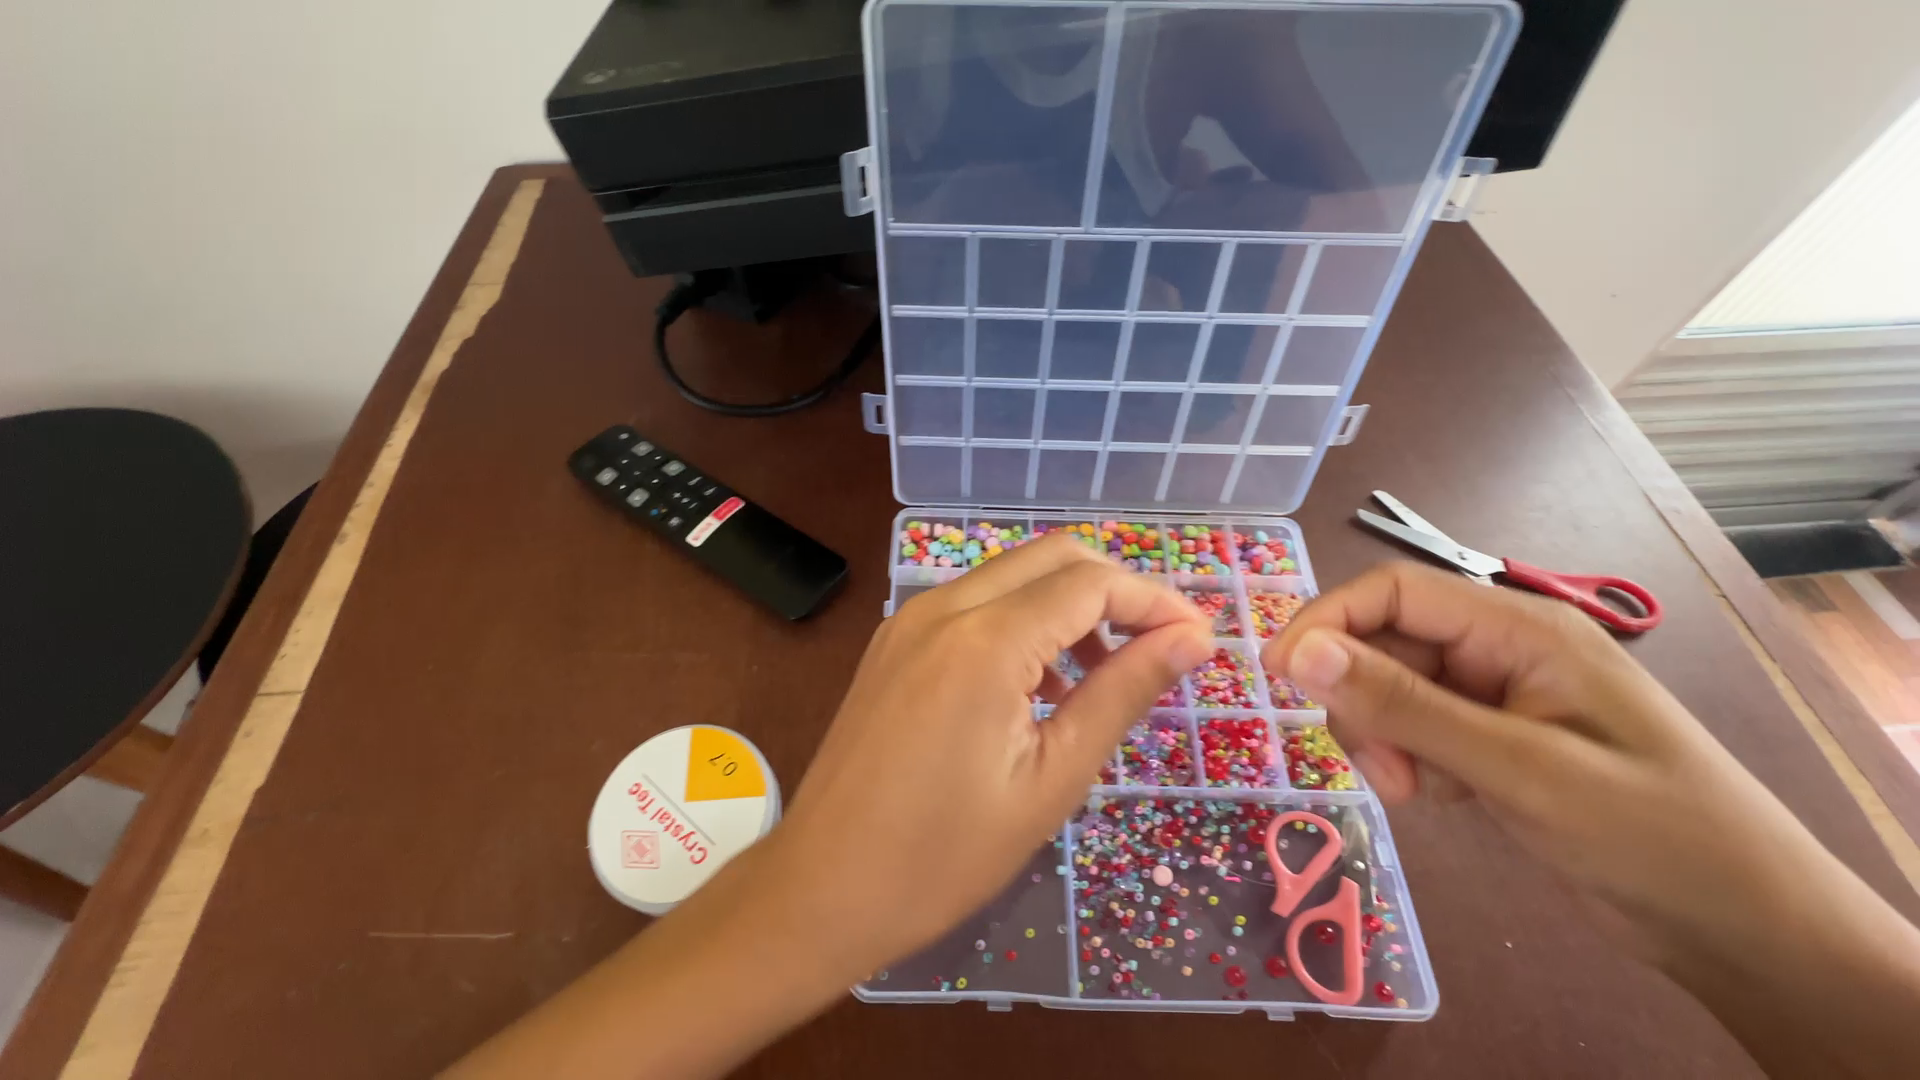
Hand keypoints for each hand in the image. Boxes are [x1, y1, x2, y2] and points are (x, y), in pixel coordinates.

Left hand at [448, 535, 1210, 1079]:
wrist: (822, 886)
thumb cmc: (945, 854)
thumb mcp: (1052, 780)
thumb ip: (1122, 693)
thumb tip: (1192, 640)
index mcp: (986, 640)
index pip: (1091, 582)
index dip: (1155, 601)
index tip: (1199, 641)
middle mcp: (944, 605)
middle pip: (1053, 557)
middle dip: (1116, 590)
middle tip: (1158, 652)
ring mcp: (910, 618)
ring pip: (1013, 574)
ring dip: (1069, 604)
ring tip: (1104, 676)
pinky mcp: (894, 640)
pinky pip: (975, 603)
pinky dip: (1023, 620)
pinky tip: (1039, 683)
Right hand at [1263, 561, 1919, 1077]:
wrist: (1744, 929)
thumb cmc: (1648, 833)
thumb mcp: (1516, 767)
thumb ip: (1402, 705)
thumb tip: (1296, 652)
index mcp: (1517, 628)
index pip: (1391, 591)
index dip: (1325, 622)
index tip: (1278, 677)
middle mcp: (1500, 648)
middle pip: (1384, 643)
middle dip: (1360, 701)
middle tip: (1380, 770)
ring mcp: (1496, 695)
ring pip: (1391, 690)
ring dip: (1382, 737)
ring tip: (1417, 793)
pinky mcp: (1492, 738)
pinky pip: (1416, 728)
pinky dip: (1409, 760)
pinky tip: (1445, 799)